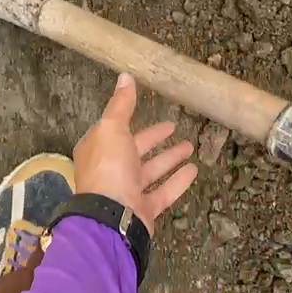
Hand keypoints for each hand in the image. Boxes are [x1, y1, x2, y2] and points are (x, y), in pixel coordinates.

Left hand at [73, 74, 197, 232]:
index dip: (131, 120)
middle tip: (174, 127)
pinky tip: (194, 170)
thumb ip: (121, 105)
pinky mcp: (144, 209)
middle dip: (154, 139)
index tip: (150, 111)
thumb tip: (125, 76)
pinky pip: (163, 192)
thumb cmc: (108, 168)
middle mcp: (110, 171)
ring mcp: (127, 192)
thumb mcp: (112, 128)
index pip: (114, 131)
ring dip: (169, 158)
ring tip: (190, 146)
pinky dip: (178, 181)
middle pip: (135, 150)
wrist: (112, 216)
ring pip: (151, 171)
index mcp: (97, 151)